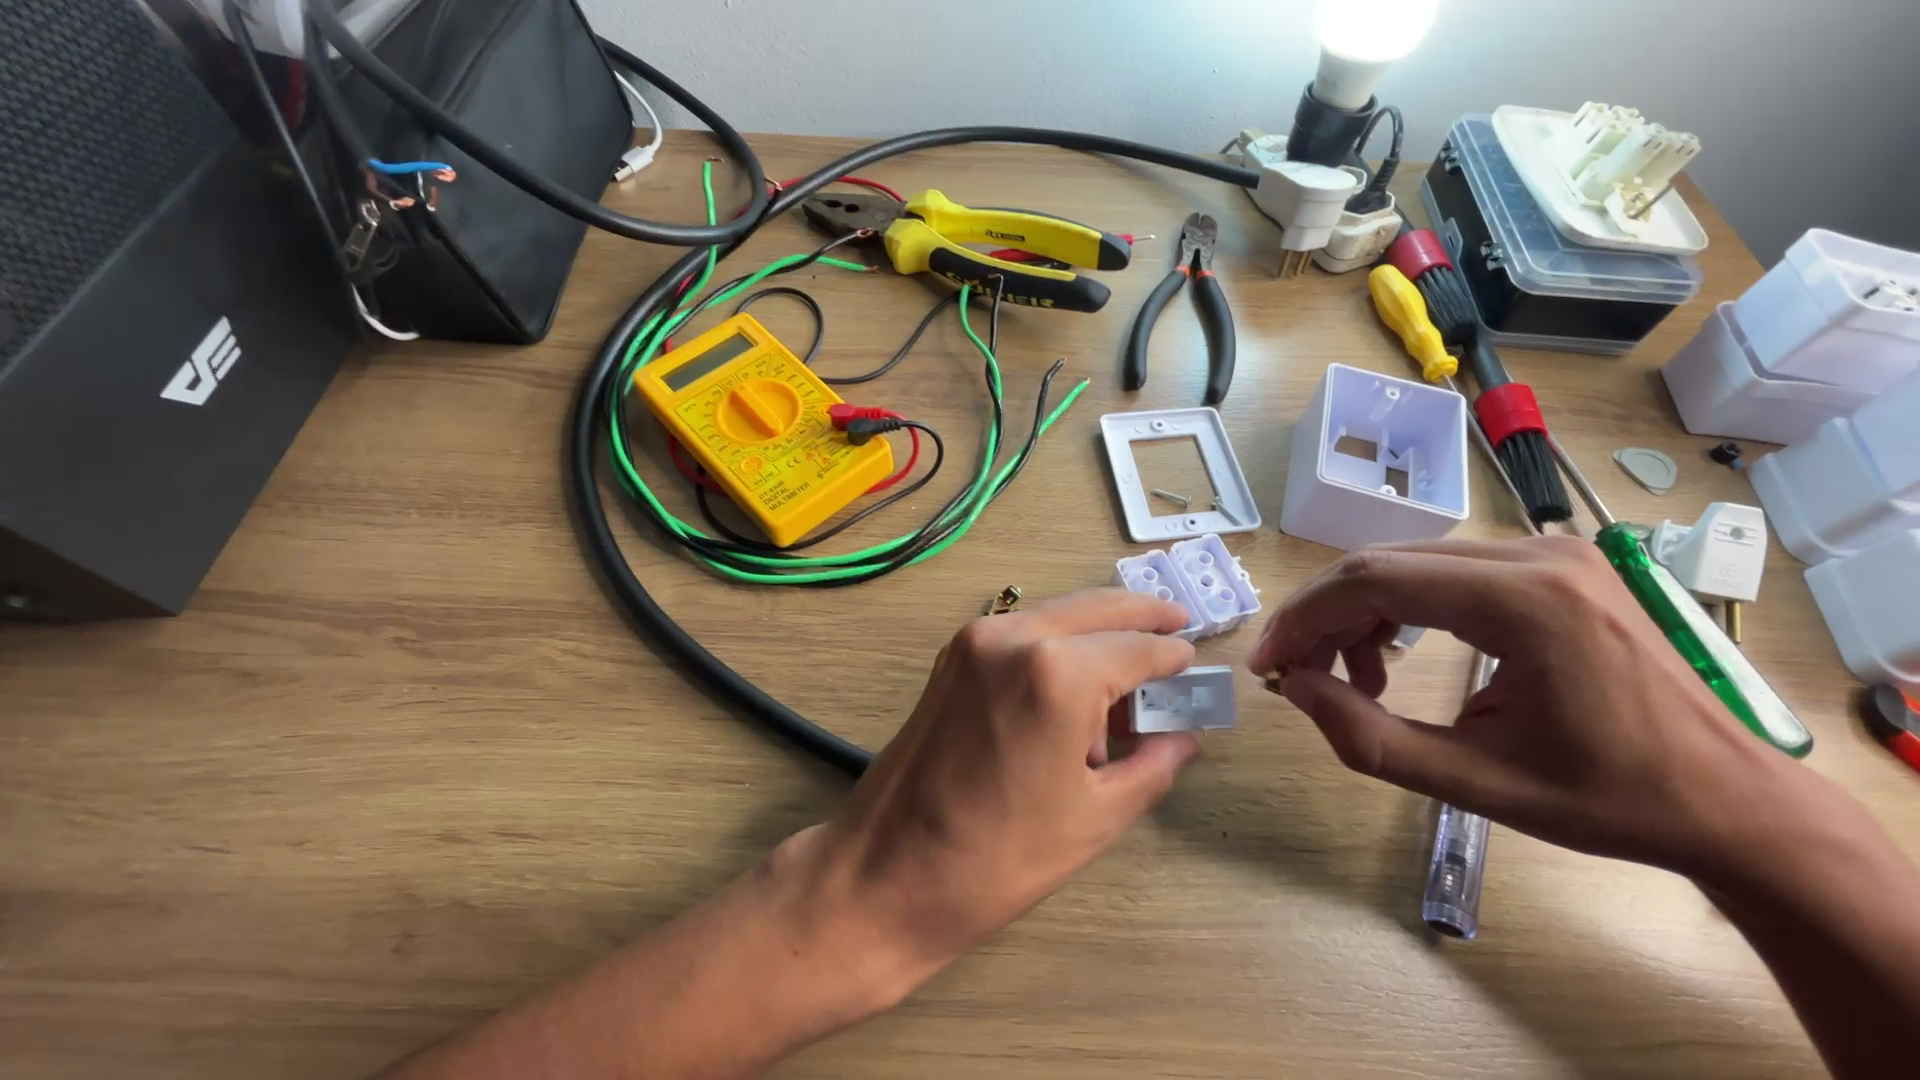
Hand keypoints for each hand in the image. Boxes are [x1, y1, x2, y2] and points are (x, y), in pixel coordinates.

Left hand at [779, 589, 1200, 1002]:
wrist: (887, 874)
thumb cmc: (1000, 857)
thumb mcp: (1095, 816)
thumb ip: (1152, 764)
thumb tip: (1184, 738)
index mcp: (1057, 671)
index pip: (1138, 647)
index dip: (1173, 656)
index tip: (1195, 661)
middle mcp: (1014, 636)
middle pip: (1097, 608)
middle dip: (1142, 617)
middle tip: (1177, 626)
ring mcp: (974, 640)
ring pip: (1057, 614)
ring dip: (1097, 629)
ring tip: (1131, 665)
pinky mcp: (950, 656)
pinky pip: (1021, 632)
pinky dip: (1056, 641)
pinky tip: (1077, 675)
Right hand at [1246, 536, 1816, 879]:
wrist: (1732, 800)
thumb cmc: (1611, 800)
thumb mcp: (1475, 782)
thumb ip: (1368, 737)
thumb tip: (1294, 687)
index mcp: (1525, 601)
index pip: (1373, 579)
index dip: (1303, 618)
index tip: (1268, 666)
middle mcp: (1535, 555)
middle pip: (1383, 563)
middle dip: (1323, 618)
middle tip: (1295, 674)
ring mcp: (1549, 554)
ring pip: (1408, 564)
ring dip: (1359, 616)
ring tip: (1352, 681)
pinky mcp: (1552, 567)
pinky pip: (1445, 572)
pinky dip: (1401, 610)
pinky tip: (1395, 657)